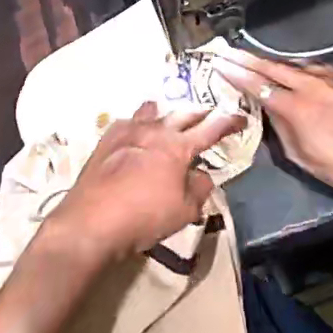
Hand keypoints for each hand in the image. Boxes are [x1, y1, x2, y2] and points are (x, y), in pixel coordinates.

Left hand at [39, 102, 245, 264]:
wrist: (91, 221)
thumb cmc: (143, 217)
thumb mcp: (184, 211)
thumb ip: (199, 188)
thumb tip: (200, 175)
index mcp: (178, 146)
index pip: (212, 128)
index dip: (229, 122)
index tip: (241, 118)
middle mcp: (154, 130)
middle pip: (183, 113)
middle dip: (200, 113)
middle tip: (210, 115)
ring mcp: (127, 131)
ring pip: (153, 110)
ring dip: (167, 113)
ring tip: (172, 118)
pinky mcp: (106, 140)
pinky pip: (128, 122)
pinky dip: (140, 123)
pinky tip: (138, 131)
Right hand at [214, 50, 332, 209]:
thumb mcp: (303, 157)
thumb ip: (281, 129)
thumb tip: (270, 111)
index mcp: (297, 106)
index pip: (258, 84)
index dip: (235, 73)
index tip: (218, 63)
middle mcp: (313, 85)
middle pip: (273, 67)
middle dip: (247, 59)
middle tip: (226, 50)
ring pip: (295, 66)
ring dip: (272, 63)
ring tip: (254, 61)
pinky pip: (314, 71)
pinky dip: (296, 69)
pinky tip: (293, 74)